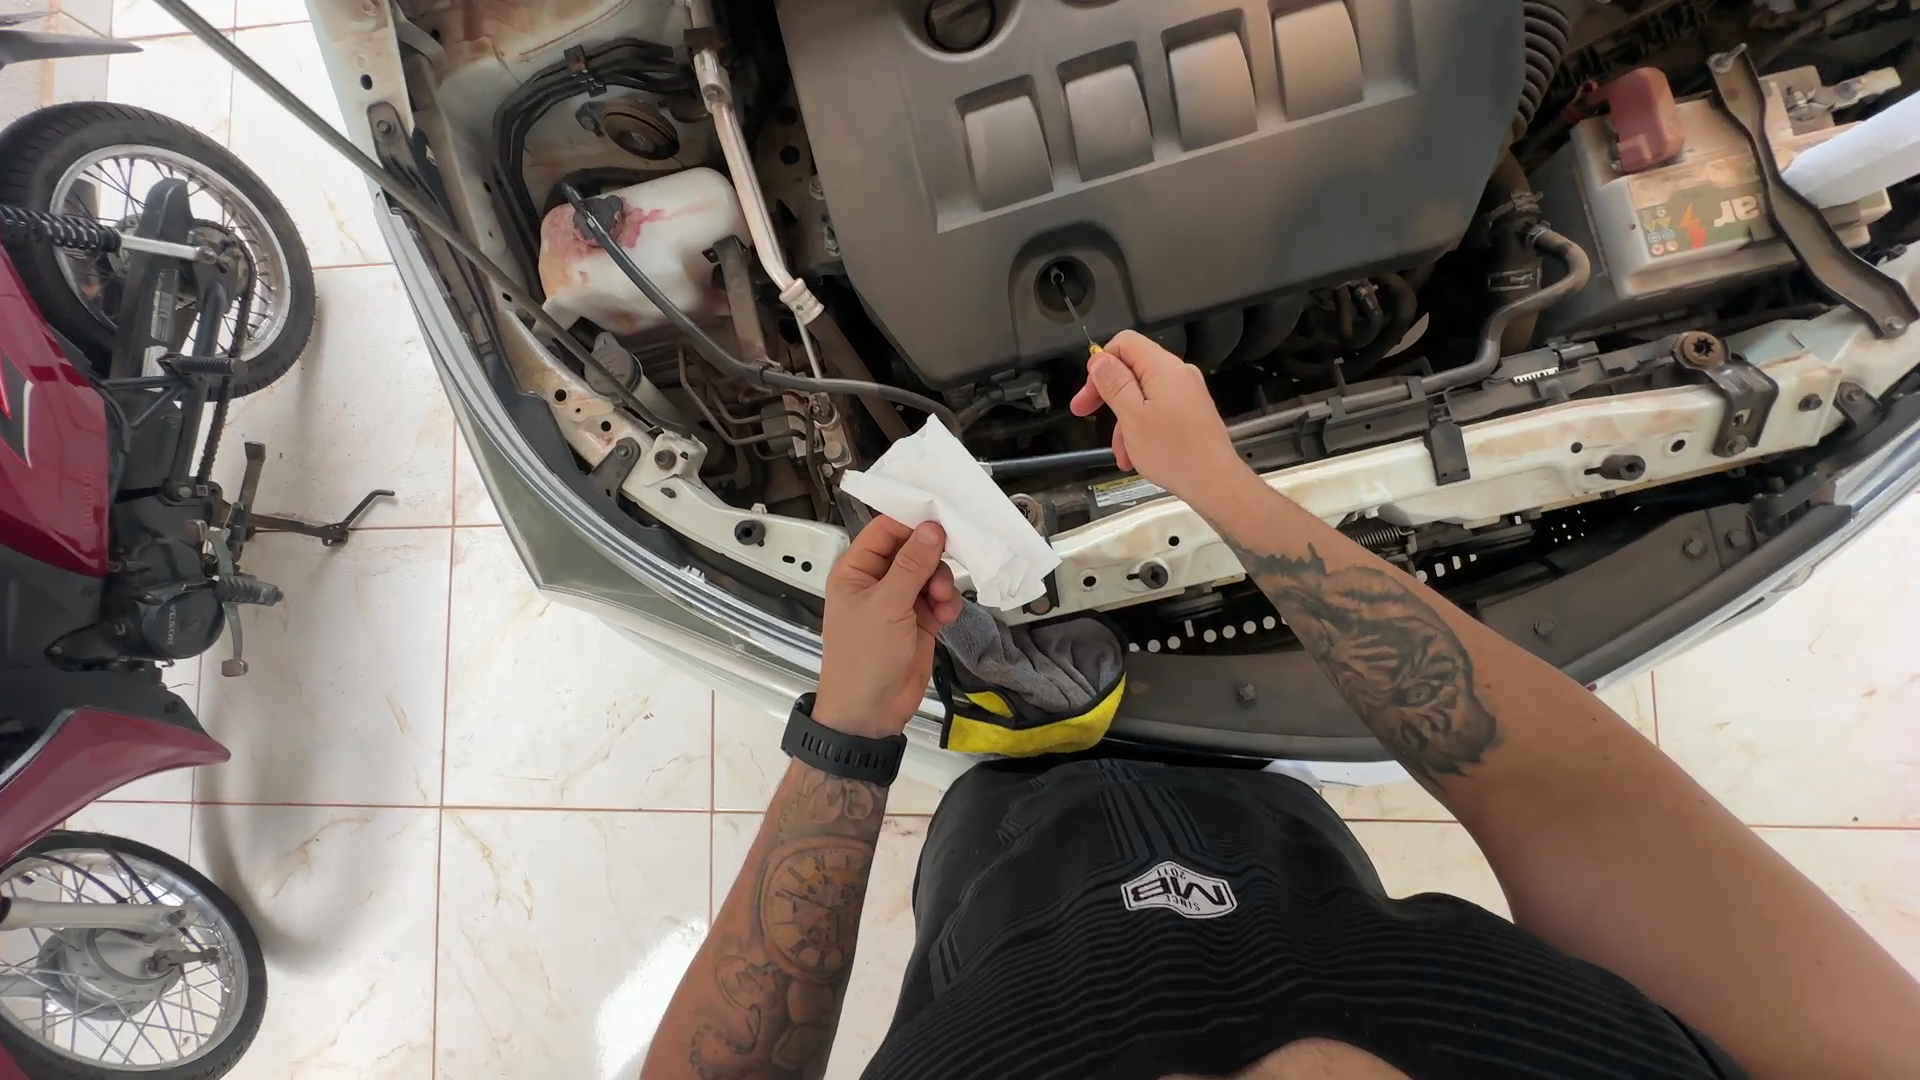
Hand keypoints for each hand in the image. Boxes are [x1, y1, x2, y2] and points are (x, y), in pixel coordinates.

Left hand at [814, 516, 963, 738]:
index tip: (943, 520)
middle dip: (933, 558)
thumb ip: (911, 565)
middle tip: (945, 570)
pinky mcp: (918, 619)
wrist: (871, 712)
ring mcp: (898, 600)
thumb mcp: (887, 605)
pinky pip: (939, 597)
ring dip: (942, 583)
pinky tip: (947, 617)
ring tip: (944, 602)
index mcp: (856, 570)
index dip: (912, 522)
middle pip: (912, 549)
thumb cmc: (864, 657)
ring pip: (930, 573)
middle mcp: (876, 580)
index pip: (885, 530)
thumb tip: (931, 528)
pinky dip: (947, 603)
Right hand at [1069, 330, 1250, 509]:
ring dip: (1124, 421)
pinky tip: (1135, 455)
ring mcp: (1187, 393)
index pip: (1124, 343)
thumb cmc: (1173, 452)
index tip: (1089, 391)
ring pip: (1142, 395)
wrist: (1214, 482)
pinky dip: (1141, 428)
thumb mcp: (1132, 417)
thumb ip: (1114, 383)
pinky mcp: (1191, 411)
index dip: (1101, 363)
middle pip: (1132, 370)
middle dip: (1107, 395)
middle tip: (1085, 414)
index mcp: (1163, 368)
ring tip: (1121, 452)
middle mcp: (1178, 374)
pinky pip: (1157, 410)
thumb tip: (1099, 359)